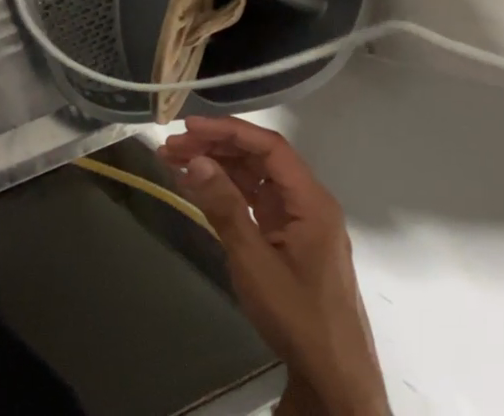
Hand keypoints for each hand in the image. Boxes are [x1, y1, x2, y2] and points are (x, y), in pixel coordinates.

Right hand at [159, 117, 388, 415]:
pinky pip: (254, 202)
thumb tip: (194, 159)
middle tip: (170, 147)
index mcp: (311, 202)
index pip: (270, 148)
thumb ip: (224, 206)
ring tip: (174, 161)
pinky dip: (225, 192)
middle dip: (215, 147)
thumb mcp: (254, 260)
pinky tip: (196, 188)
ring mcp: (298, 223)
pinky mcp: (287, 241)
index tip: (188, 127)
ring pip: (254, 180)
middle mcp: (307, 204)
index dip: (228, 131)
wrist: (332, 375)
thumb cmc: (297, 314)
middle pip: (260, 160)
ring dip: (216, 167)